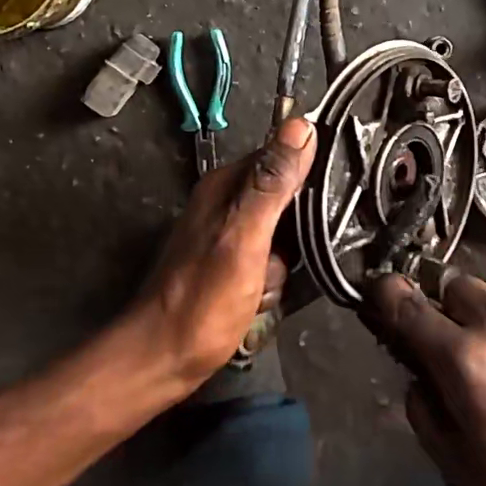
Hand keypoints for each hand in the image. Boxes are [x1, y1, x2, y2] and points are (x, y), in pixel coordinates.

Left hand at [131, 116, 315, 384]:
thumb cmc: (204, 299)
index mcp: (227, 184)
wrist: (162, 360)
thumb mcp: (246, 235)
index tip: (323, 206)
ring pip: (284, 234)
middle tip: (284, 257)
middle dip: (297, 231)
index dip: (309, 177)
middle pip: (288, 198)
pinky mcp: (232, 262)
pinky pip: (270, 259)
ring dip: (284, 261)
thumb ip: (274, 182)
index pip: (284, 156)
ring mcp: (229, 233)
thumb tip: (301, 125)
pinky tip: (259, 297)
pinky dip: (272, 280)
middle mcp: (227, 201)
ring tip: (266, 283)